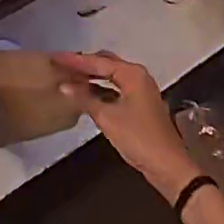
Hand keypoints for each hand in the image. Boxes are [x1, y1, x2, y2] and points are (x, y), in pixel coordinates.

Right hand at [54, 51, 200, 200]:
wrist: (168, 166)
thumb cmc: (138, 138)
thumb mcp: (107, 117)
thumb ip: (85, 98)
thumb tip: (64, 85)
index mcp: (132, 74)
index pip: (97, 62)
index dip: (74, 60)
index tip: (55, 57)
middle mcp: (138, 76)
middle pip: (106, 63)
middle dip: (84, 64)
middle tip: (61, 65)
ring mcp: (140, 90)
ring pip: (111, 75)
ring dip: (92, 76)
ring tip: (70, 76)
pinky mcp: (140, 103)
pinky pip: (116, 87)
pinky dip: (100, 88)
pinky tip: (87, 94)